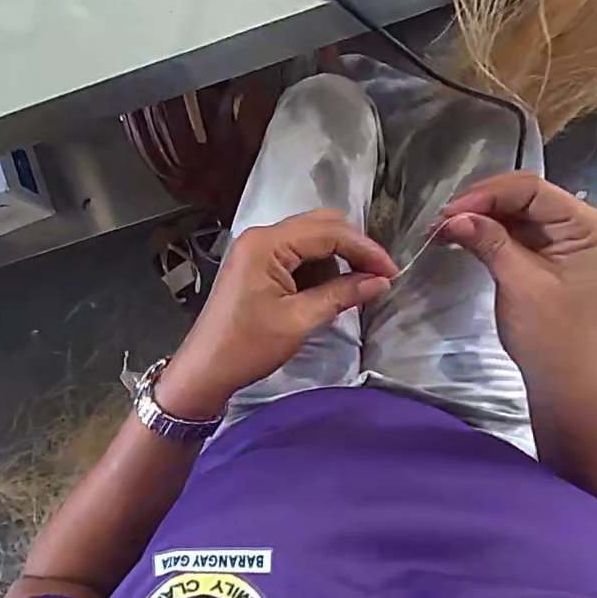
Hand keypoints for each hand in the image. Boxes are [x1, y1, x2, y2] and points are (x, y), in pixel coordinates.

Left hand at [160, 209, 397, 418]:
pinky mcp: (258, 266)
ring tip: (354, 291)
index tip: (391, 272)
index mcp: (267, 243)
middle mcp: (262, 237)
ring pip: (311, 241)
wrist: (205, 370)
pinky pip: (297, 257)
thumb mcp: (299, 321)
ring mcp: (257, 250)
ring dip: (336, 261)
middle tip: (378, 277)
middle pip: (321, 227)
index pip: (329, 232)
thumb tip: (380, 281)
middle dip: (353, 250)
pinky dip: (319, 271)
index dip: (365, 249)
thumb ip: (341, 295)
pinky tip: (329, 294)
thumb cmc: (248, 346)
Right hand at [440, 173, 596, 395]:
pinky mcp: (546, 253)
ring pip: (515, 212)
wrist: (563, 378)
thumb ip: (489, 242)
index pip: (533, 191)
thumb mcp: (519, 283)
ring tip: (444, 228)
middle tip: (442, 219)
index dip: (488, 195)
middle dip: (481, 204)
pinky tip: (460, 235)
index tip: (451, 211)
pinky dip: (486, 232)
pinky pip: (513, 231)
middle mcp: (580, 224)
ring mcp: (563, 239)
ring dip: (479, 217)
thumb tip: (453, 217)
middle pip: (524, 197)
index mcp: (588, 226)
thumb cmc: (550, 334)